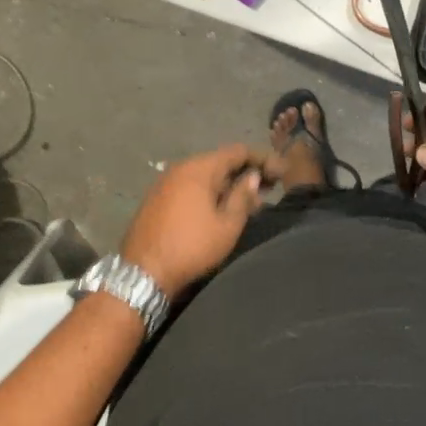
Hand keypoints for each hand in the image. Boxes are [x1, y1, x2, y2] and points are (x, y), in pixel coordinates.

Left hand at [120, 144, 269, 298]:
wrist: (143, 273)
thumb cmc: (191, 247)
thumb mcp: (227, 225)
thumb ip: (242, 197)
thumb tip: (252, 176)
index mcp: (199, 169)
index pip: (238, 152)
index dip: (263, 159)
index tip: (282, 173)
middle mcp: (180, 168)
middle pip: (220, 162)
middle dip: (246, 173)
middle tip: (269, 189)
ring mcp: (165, 184)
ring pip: (204, 176)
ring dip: (228, 185)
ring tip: (249, 203)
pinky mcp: (157, 200)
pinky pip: (190, 188)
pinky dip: (210, 193)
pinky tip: (220, 210)